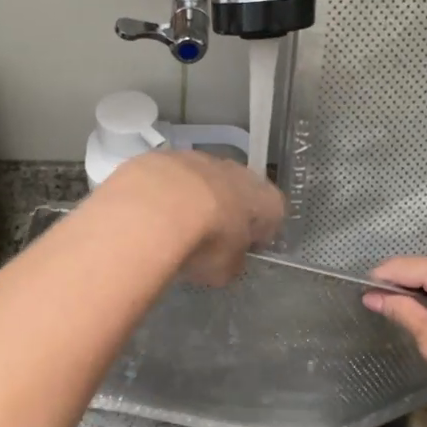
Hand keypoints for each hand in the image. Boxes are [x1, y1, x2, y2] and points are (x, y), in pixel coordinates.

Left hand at [103, 151, 284, 285]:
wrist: (156, 208)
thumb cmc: (205, 243)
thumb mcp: (224, 270)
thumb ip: (231, 262)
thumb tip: (227, 260)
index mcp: (265, 199)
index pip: (273, 214)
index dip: (259, 233)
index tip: (244, 249)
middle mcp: (239, 172)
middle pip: (239, 191)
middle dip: (228, 210)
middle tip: (210, 237)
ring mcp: (201, 159)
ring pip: (204, 180)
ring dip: (195, 198)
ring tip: (176, 225)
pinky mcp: (166, 156)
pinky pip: (172, 177)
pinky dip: (166, 192)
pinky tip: (153, 212)